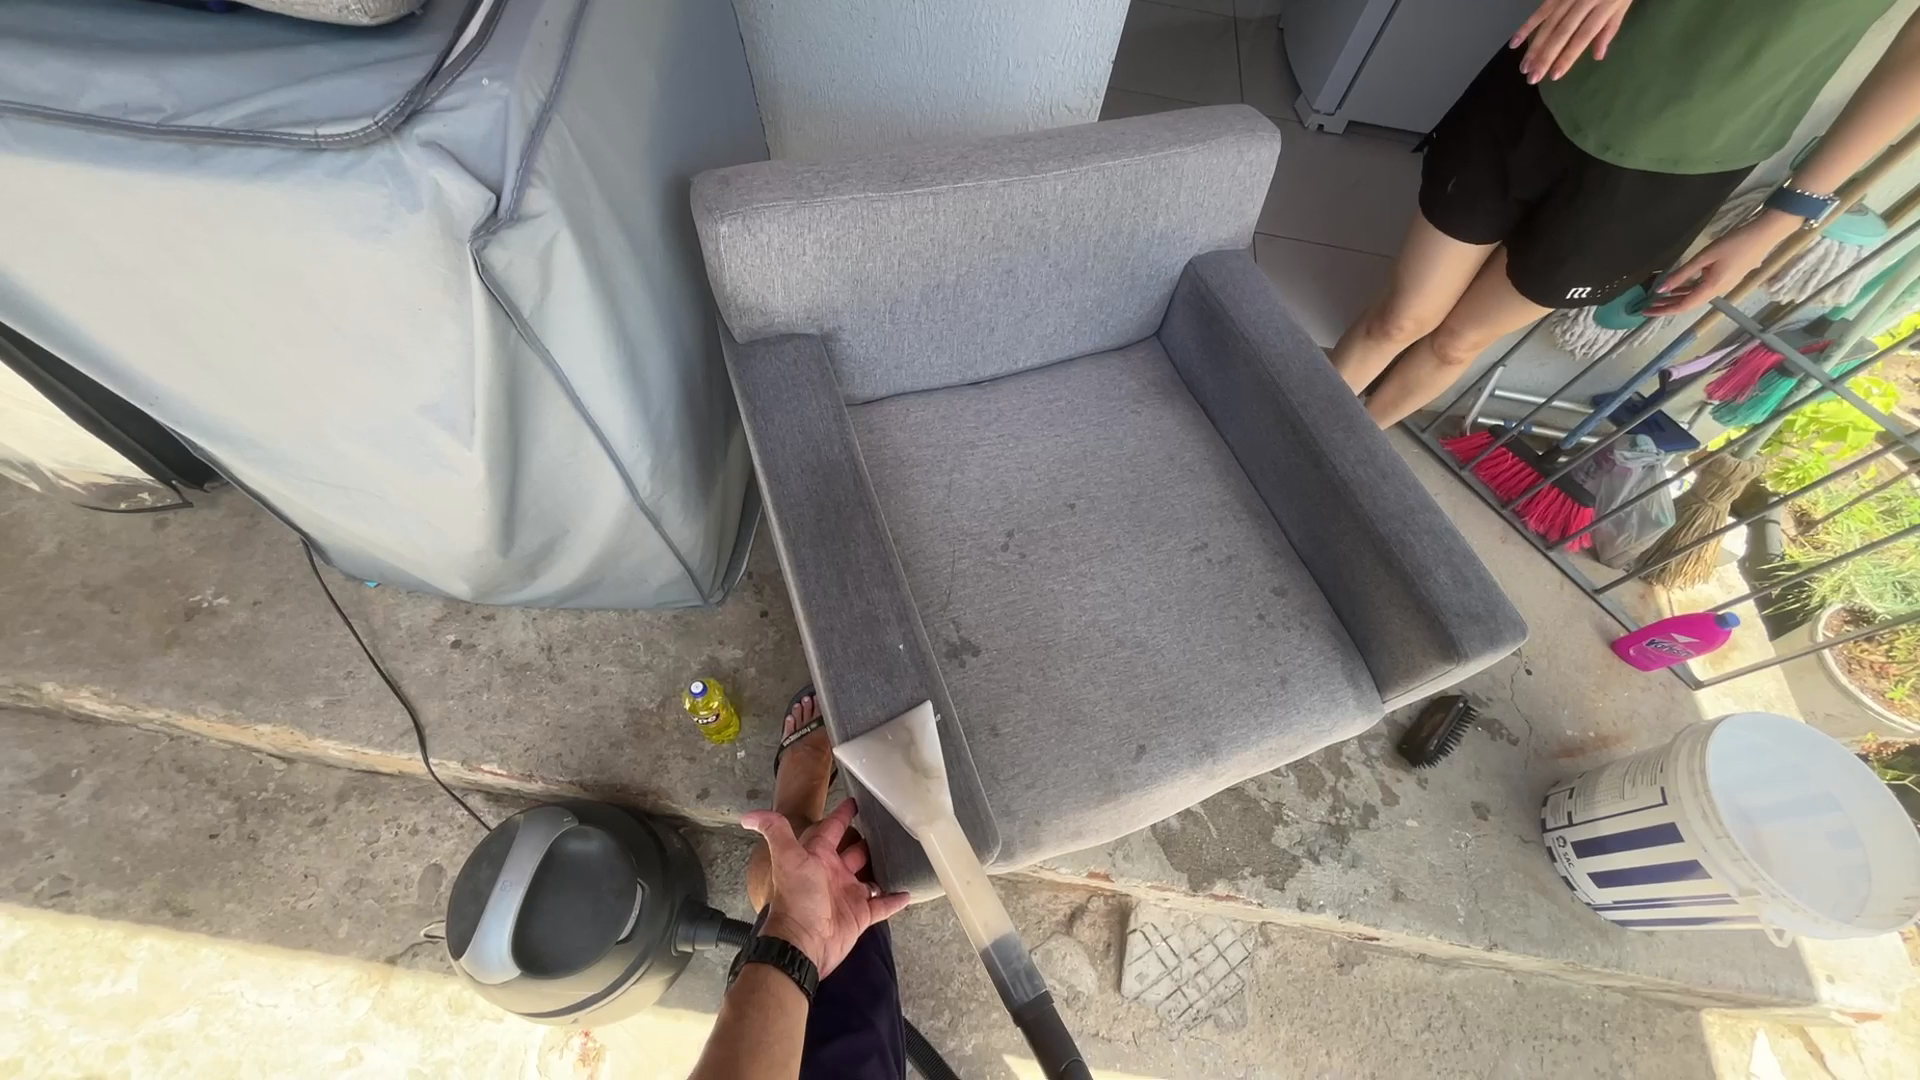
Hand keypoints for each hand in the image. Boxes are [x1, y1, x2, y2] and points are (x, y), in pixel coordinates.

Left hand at [744, 798, 910, 977]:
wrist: (802, 944)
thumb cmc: (797, 897)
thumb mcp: (787, 858)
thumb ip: (774, 831)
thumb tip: (747, 815)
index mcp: (818, 856)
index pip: (832, 828)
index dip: (843, 814)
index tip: (858, 800)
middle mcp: (834, 872)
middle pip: (855, 851)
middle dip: (868, 840)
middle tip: (889, 825)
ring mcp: (848, 894)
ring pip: (871, 875)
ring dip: (883, 867)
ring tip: (903, 853)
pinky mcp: (861, 915)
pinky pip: (882, 904)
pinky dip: (895, 899)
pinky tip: (910, 891)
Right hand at [1510, 0, 1632, 83]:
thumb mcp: (1625, 2)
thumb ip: (1611, 27)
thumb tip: (1598, 55)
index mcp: (1606, 3)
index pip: (1584, 34)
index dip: (1569, 55)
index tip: (1555, 75)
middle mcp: (1586, 0)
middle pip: (1563, 32)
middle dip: (1546, 56)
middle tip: (1532, 78)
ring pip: (1549, 24)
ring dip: (1534, 47)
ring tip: (1524, 68)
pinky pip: (1540, 11)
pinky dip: (1526, 26)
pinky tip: (1514, 42)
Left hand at [1643, 212, 1799, 315]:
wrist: (1768, 231)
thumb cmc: (1735, 243)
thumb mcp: (1704, 258)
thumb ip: (1681, 275)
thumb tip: (1659, 290)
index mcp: (1712, 287)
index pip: (1683, 306)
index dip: (1663, 311)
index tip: (1645, 312)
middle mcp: (1718, 290)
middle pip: (1689, 304)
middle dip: (1667, 307)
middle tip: (1647, 307)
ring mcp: (1725, 284)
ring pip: (1695, 297)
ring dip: (1676, 299)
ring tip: (1657, 299)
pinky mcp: (1728, 278)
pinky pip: (1703, 289)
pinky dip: (1688, 290)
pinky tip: (1677, 288)